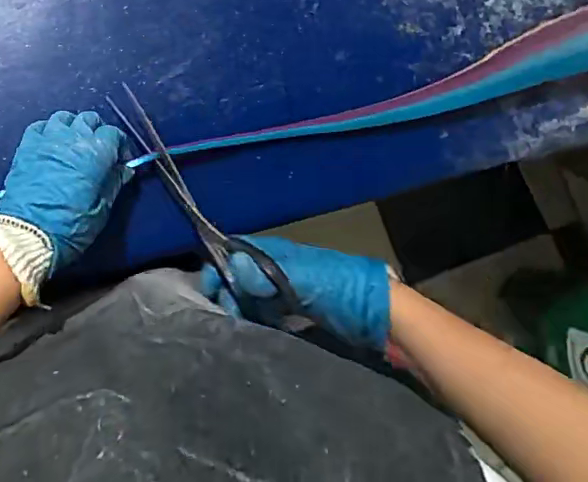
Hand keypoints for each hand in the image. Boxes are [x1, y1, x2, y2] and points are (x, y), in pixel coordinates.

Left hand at [0, 111, 129, 302]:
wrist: (26, 236)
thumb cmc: (70, 225)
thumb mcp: (102, 209)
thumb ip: (114, 183)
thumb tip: (124, 169)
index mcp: (97, 151)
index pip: (114, 134)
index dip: (120, 146)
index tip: (120, 161)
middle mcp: (74, 138)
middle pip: (89, 119)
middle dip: (97, 132)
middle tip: (97, 151)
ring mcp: (48, 140)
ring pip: (64, 118)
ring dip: (72, 127)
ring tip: (72, 144)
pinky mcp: (26, 148)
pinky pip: (39, 127)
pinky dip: (47, 132)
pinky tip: (49, 145)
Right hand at [198, 235, 392, 350]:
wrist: (382, 320)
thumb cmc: (345, 291)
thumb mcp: (308, 278)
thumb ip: (272, 272)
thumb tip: (232, 266)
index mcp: (283, 254)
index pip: (240, 251)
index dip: (221, 266)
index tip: (206, 292)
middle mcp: (282, 269)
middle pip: (242, 275)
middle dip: (225, 291)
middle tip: (217, 319)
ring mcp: (289, 294)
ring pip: (251, 296)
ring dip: (237, 309)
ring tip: (225, 330)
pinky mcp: (296, 318)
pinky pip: (265, 316)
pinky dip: (252, 323)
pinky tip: (246, 337)